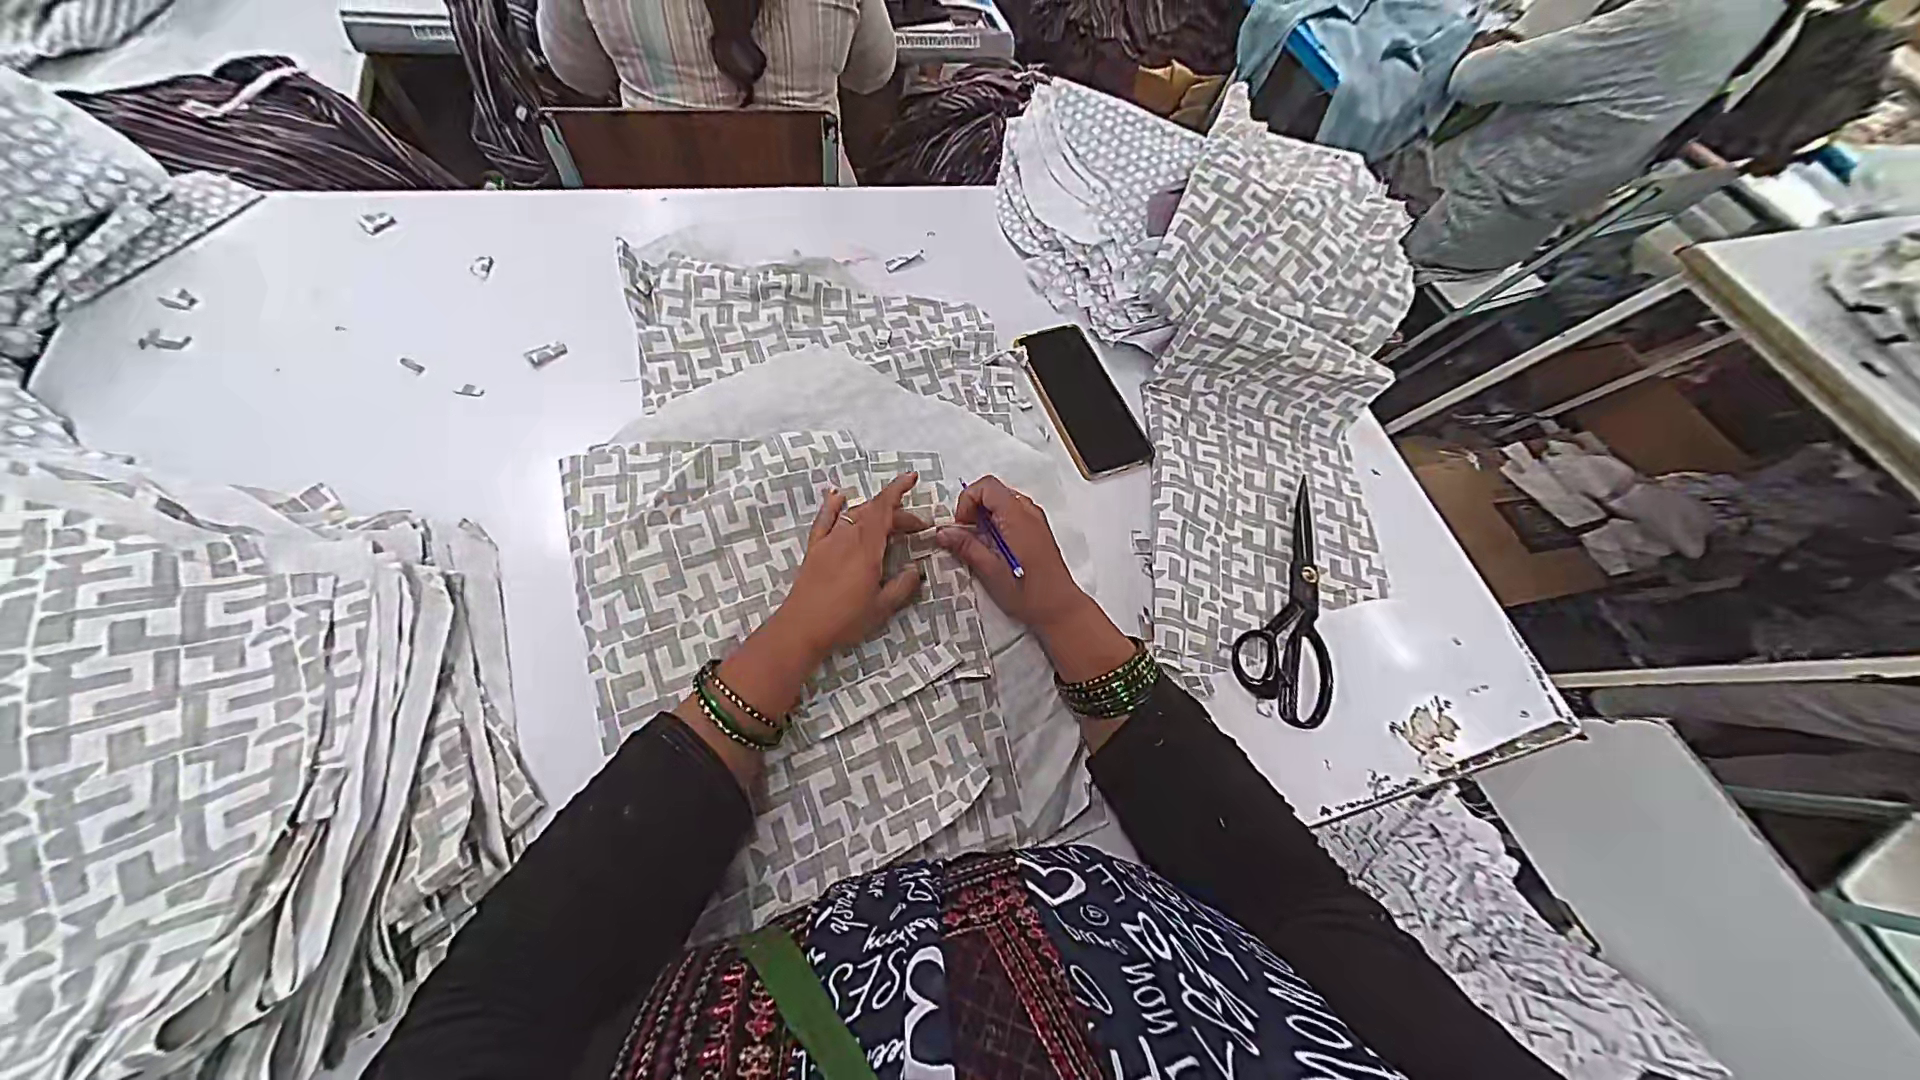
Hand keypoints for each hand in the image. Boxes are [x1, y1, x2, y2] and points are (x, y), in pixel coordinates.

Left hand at [768, 471, 929, 661]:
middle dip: (898, 512)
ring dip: (874, 511)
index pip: (885, 509)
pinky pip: (825, 520)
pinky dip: (833, 506)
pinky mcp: (815, 549)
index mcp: (867, 548)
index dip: (899, 490)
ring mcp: (828, 541)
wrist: (801, 628)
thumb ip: (902, 586)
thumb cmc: (844, 619)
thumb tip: (915, 570)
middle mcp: (847, 537)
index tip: (912, 478)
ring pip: (854, 514)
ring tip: (890, 520)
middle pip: (874, 512)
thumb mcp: (882, 607)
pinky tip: (838, 497)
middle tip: (917, 527)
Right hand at [935, 476, 1130, 680]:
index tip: (961, 525)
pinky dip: (997, 524)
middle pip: (993, 492)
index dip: (967, 501)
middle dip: (974, 509)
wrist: (1059, 608)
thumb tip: (944, 532)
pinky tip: (995, 550)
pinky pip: (1012, 515)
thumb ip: (965, 546)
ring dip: (985, 518)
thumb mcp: (989, 570)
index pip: (986, 486)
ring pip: (1002, 503)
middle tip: (967, 536)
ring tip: (981, 545)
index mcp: (1017, 516)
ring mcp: (1035, 520)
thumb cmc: (1029, 592)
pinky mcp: (1036, 531)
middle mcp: (1028, 512)